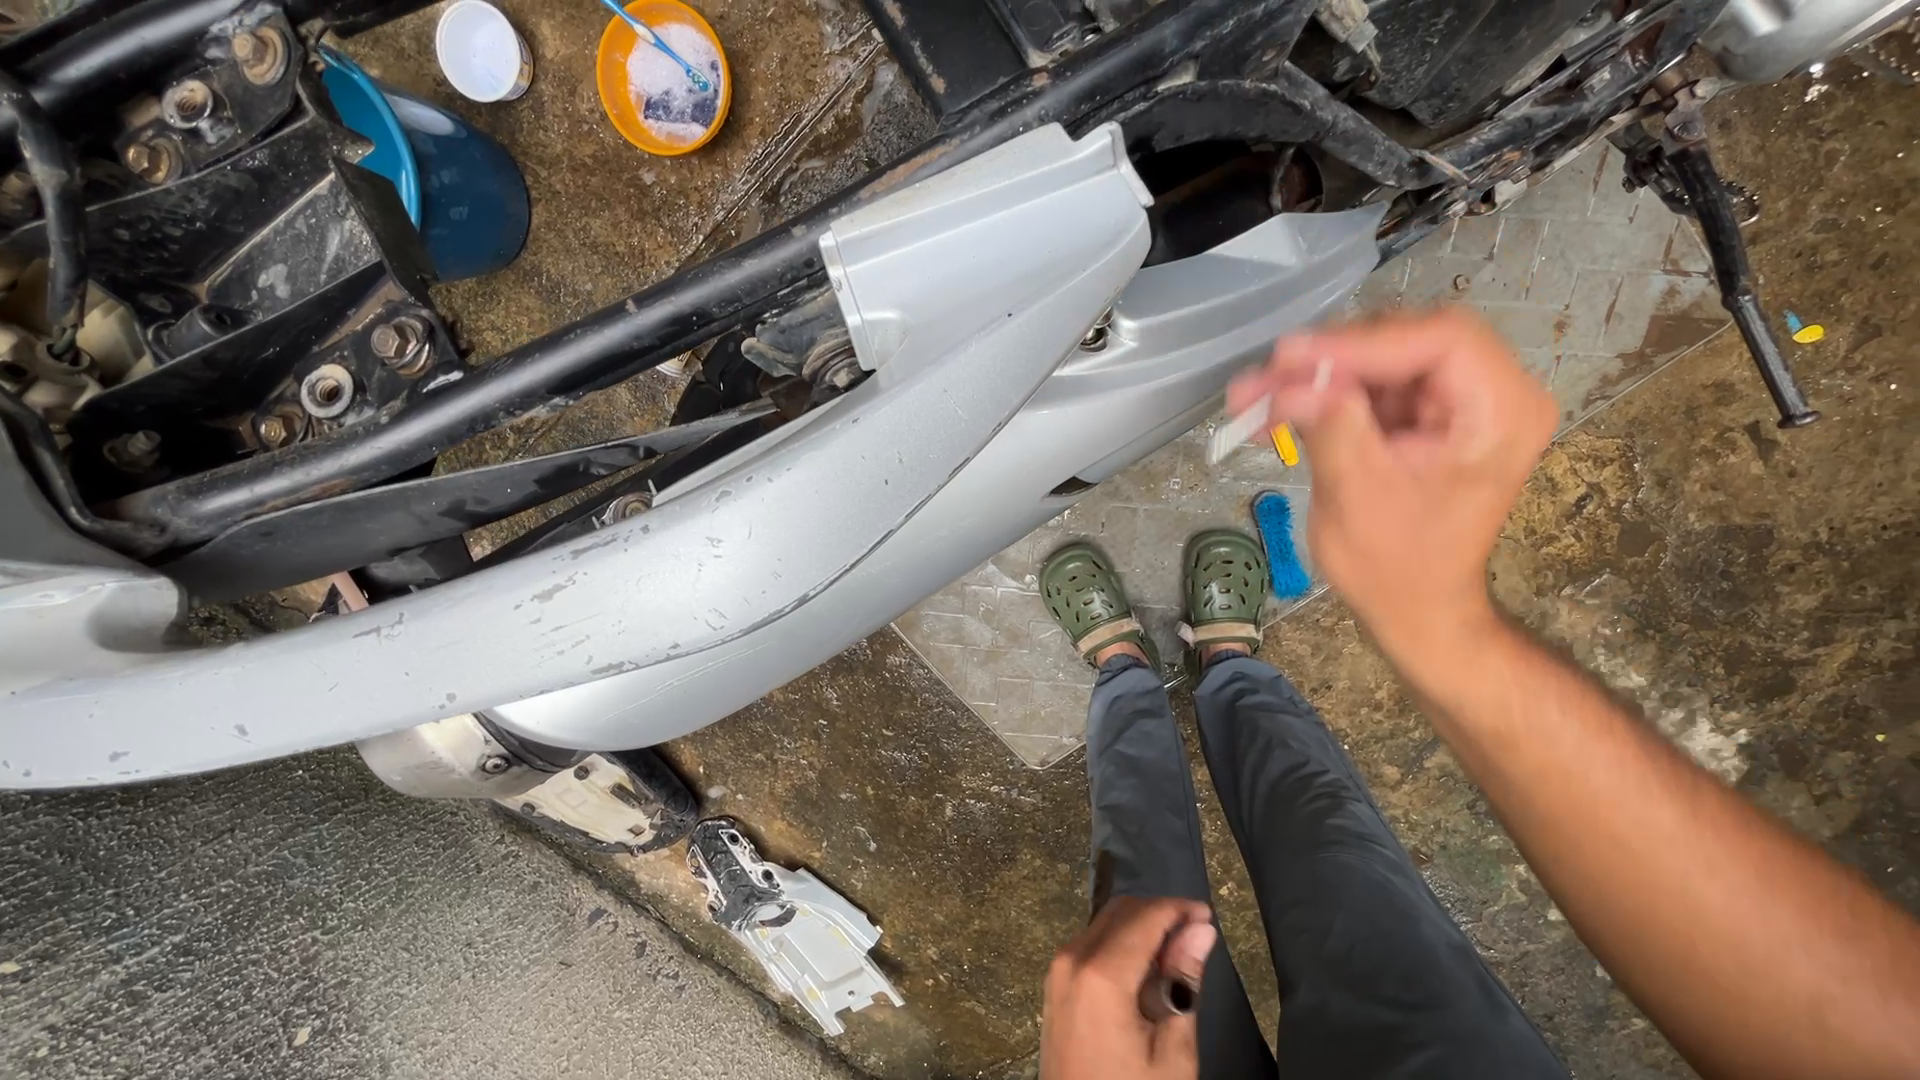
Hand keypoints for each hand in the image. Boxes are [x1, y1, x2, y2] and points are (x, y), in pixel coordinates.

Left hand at [1040, 896, 1215, 1079]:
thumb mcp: (1171, 1052)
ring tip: (1178, 955)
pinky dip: (1121, 944)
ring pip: (1104, 924)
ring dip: (1141, 927)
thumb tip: (1201, 930)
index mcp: (1100, 973)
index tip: (1210, 917)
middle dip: (1160, 913)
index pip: (1144, 916)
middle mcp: (1071, 958)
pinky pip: (1091, 945)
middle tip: (1198, 935)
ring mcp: (1057, 971)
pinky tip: (1148, 970)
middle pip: (1121, 911)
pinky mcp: (1054, 986)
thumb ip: (1183, 983)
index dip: (1179, 909)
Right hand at [1227, 308, 1554, 656]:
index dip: (1360, 342)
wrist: (1414, 609)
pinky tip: (1274, 414)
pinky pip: (1367, 386)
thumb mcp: (1358, 497)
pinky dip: (1319, 397)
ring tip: (1253, 399)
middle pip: (1405, 340)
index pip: (1439, 339)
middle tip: (1265, 376)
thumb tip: (1287, 381)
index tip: (1289, 358)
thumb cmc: (1398, 567)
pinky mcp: (1421, 415)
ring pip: (1377, 360)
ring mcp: (1455, 402)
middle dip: (1328, 359)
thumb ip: (1330, 427)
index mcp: (1502, 411)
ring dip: (1312, 378)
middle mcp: (1489, 393)